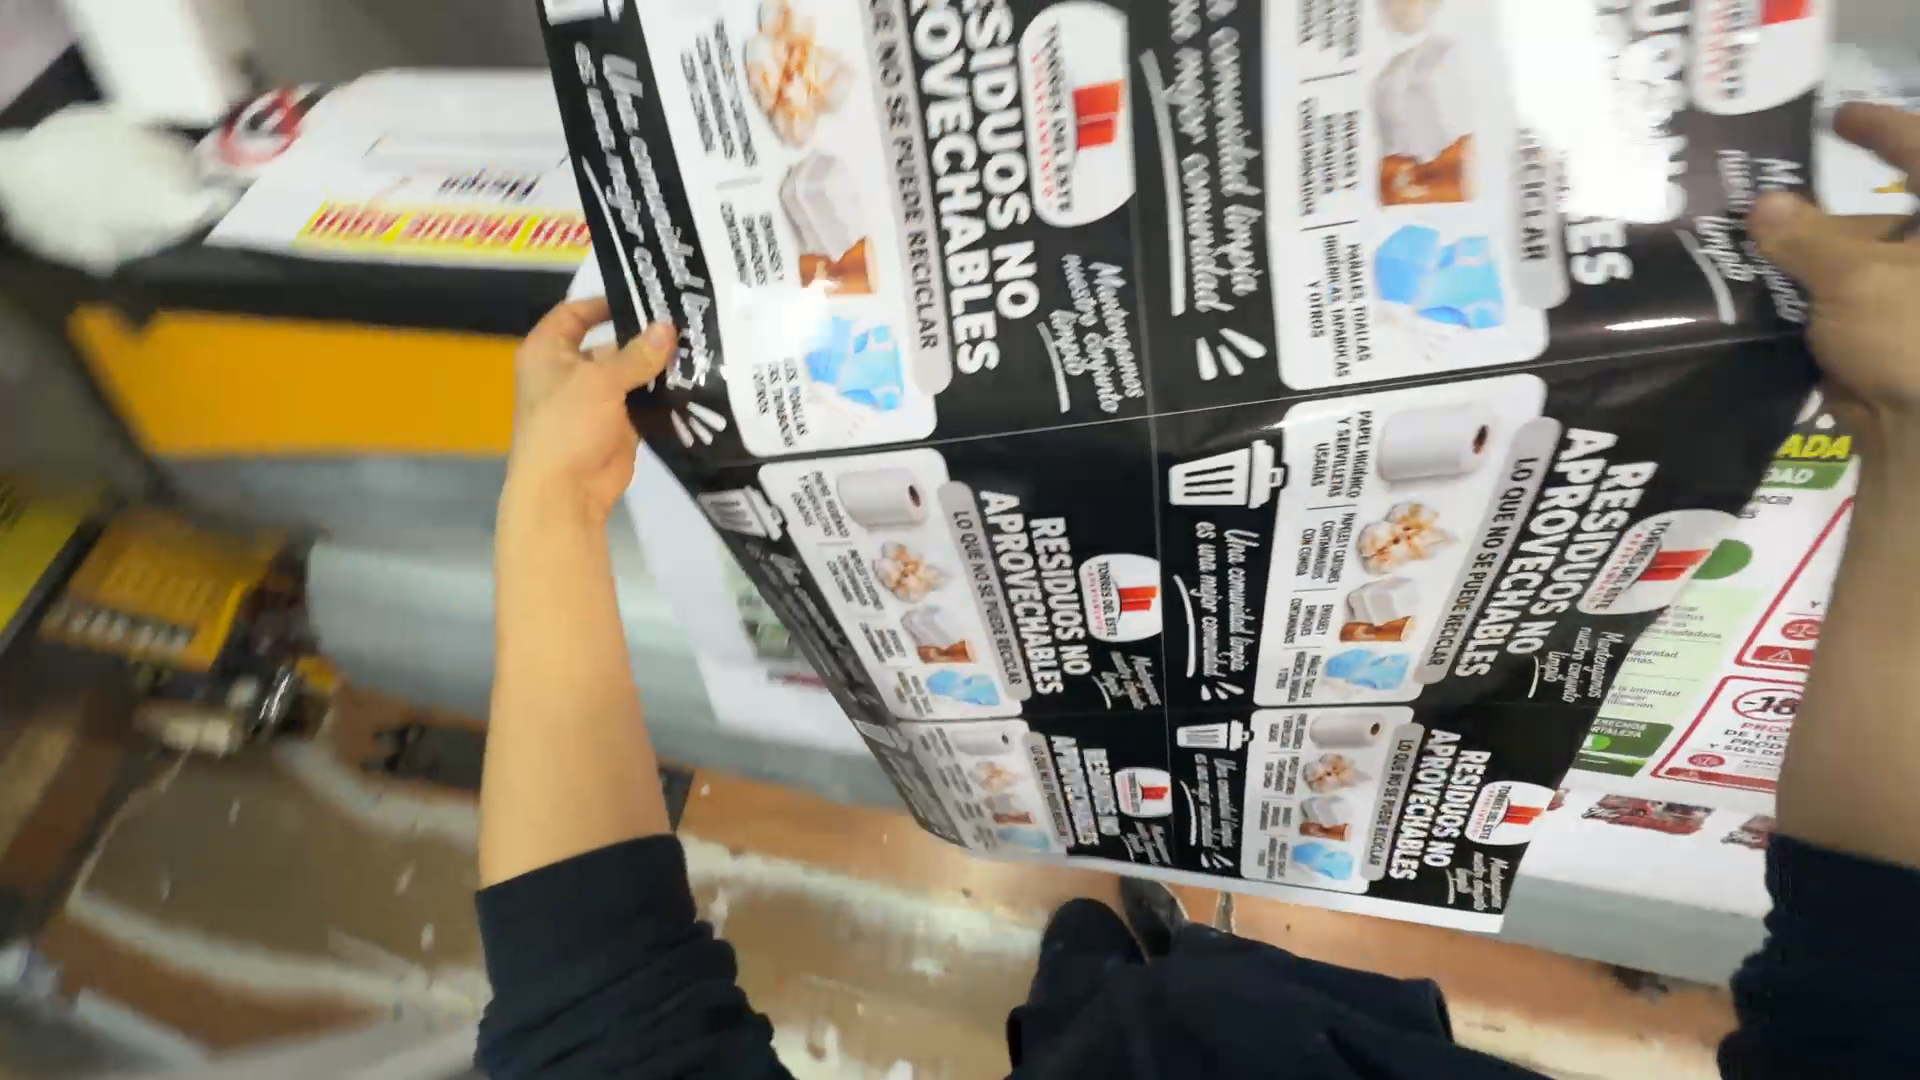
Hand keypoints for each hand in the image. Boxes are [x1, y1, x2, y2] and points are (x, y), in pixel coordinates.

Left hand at [505, 297, 678, 523]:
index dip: (603, 303)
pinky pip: (644, 402)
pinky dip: (663, 395)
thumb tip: (668, 327)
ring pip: (631, 374)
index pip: (574, 314)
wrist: (567, 489)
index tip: (642, 296)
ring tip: (697, 349)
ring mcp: (596, 400)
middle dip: (643, 337)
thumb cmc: (567, 425)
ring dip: (658, 367)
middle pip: (609, 344)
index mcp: (548, 352)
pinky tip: (693, 382)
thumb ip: (637, 355)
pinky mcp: (619, 424)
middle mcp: (570, 372)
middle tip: (685, 323)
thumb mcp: (600, 381)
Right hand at [1750, 103, 1919, 449]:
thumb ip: (1808, 239)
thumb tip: (1766, 204)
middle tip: (1751, 207)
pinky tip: (1750, 294)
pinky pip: (1831, 300)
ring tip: (1732, 254)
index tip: (1839, 115)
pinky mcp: (1879, 331)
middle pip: (1875, 217)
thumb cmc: (1914, 336)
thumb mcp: (1857, 279)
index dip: (1884, 129)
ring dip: (1796, 260)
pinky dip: (1795, 295)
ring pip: (1846, 263)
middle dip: (1814, 215)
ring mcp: (1904, 295)